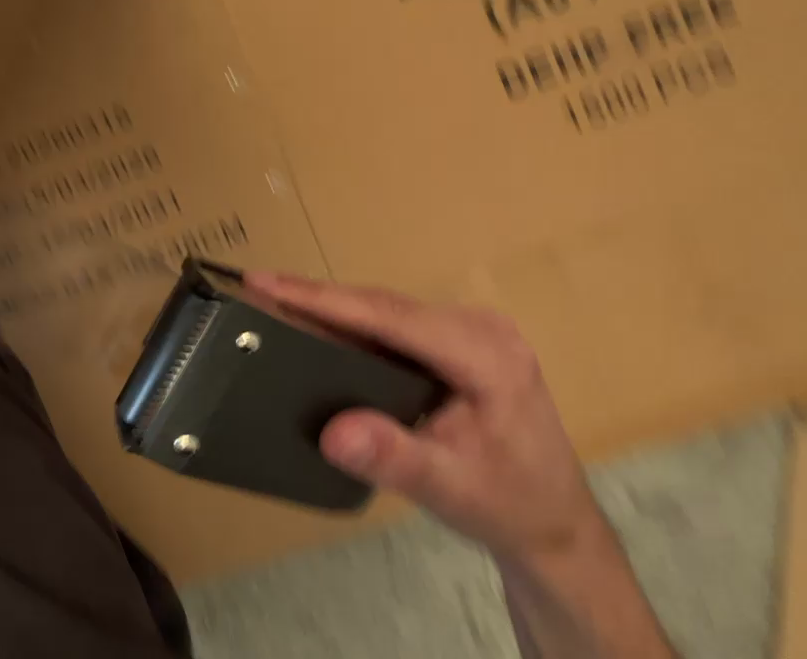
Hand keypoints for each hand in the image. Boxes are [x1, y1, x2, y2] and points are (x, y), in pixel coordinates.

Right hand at [245, 272, 608, 563]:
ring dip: (328, 306)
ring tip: (272, 300)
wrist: (553, 525)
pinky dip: (347, 321)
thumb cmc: (507, 505)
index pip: (388, 315)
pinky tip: (315, 323)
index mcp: (485, 355)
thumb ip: (395, 458)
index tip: (261, 281)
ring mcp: (470, 331)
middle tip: (253, 288)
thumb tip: (333, 431)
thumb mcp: (450, 489)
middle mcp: (479, 329)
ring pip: (382, 308)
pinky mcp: (456, 341)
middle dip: (315, 296)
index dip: (320, 297)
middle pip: (381, 303)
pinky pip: (390, 321)